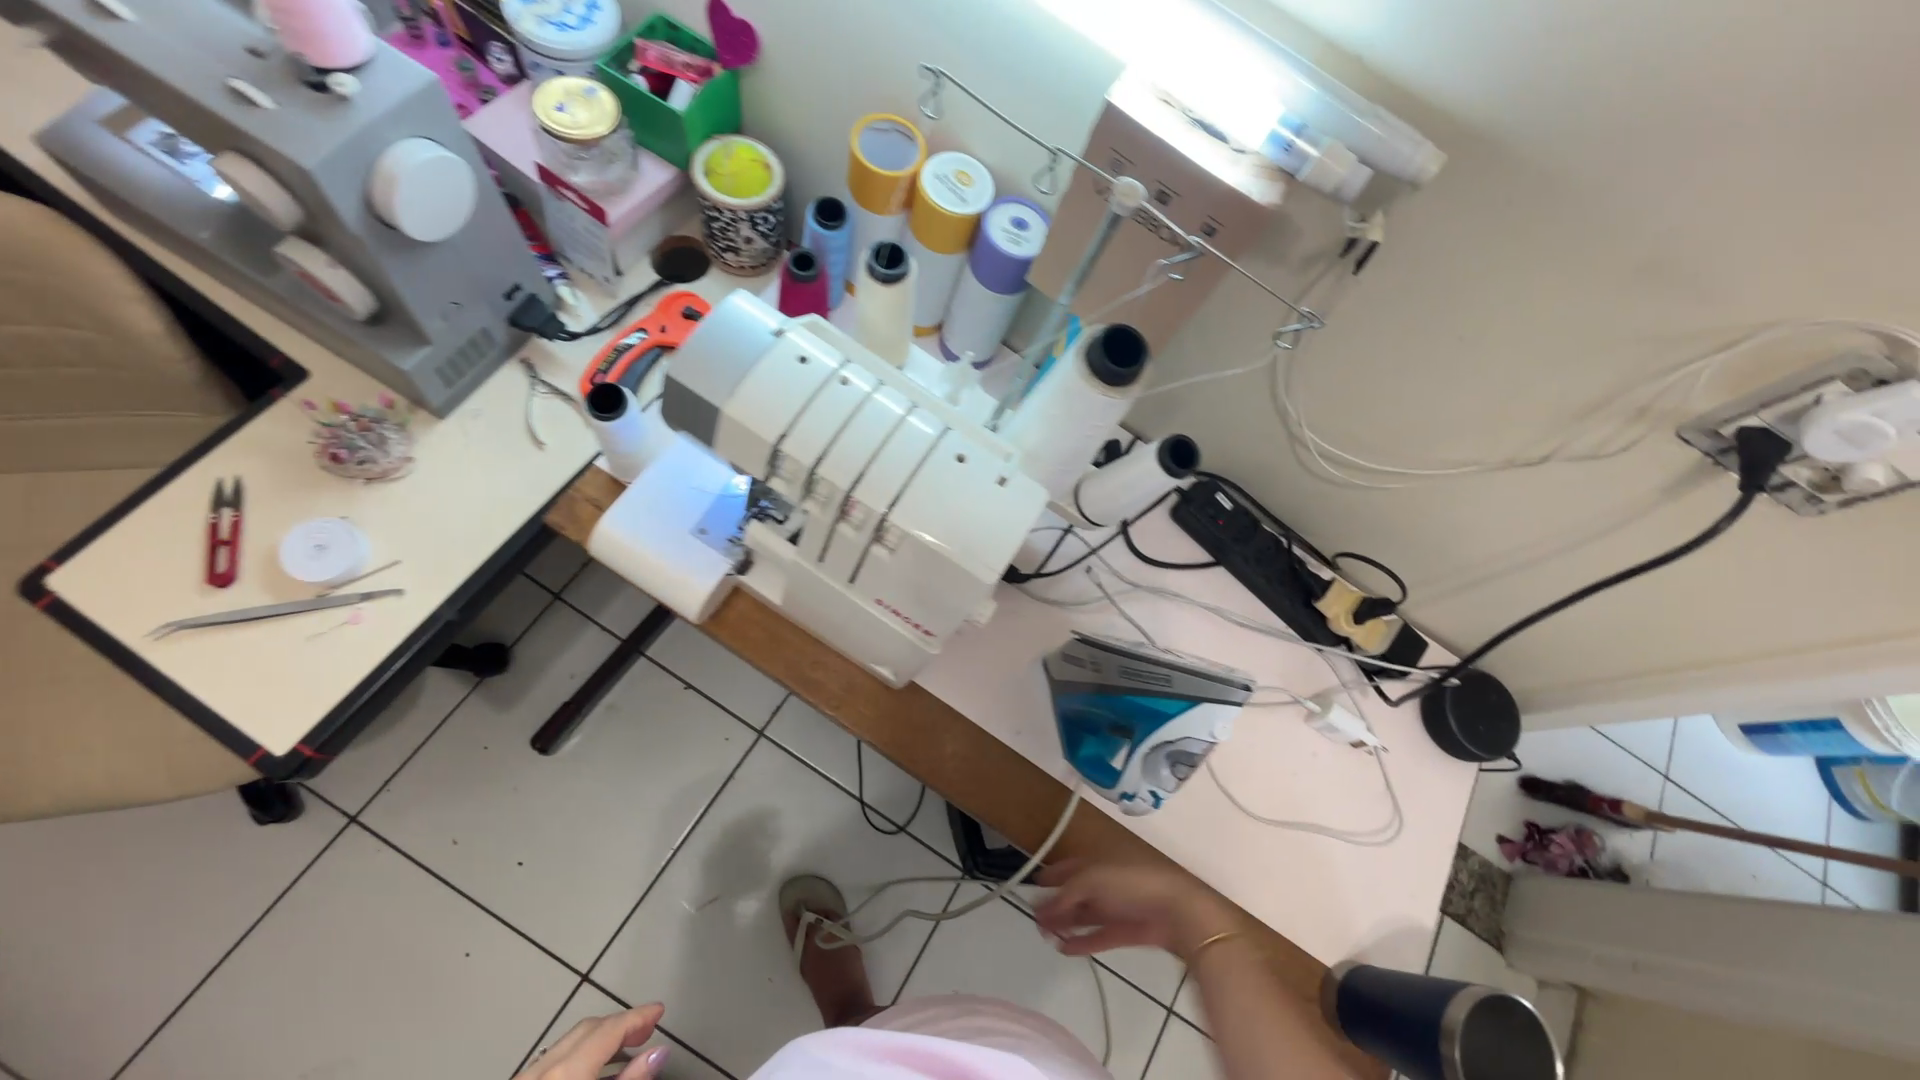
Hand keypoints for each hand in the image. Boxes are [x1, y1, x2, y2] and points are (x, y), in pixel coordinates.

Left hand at [514, 1003, 672, 1079]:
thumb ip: (631, 1079)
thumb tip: (659, 1051)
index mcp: (567, 1071)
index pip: (609, 1029)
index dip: (638, 1016)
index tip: (659, 1009)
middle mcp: (542, 1067)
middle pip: (587, 1029)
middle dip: (620, 1024)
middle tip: (647, 1029)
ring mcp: (525, 1076)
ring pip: (567, 1043)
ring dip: (598, 1039)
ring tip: (625, 1048)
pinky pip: (552, 1059)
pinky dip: (577, 1054)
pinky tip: (591, 1067)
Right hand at [1032, 859, 1238, 959]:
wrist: (1174, 909)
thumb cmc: (1129, 883)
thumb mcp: (1091, 880)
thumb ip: (1065, 894)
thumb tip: (1043, 908)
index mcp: (1097, 862)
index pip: (1068, 867)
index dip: (1051, 874)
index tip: (1033, 884)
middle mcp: (1105, 883)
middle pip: (1075, 893)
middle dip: (1055, 904)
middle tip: (1035, 918)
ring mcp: (1116, 908)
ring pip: (1085, 916)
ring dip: (1065, 924)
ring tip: (1045, 935)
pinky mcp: (1125, 931)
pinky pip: (1098, 936)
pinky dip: (1081, 942)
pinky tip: (1064, 949)